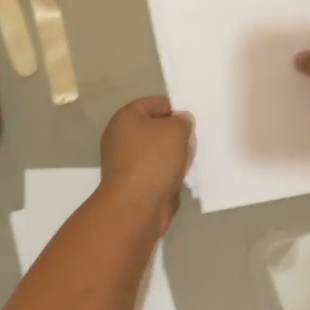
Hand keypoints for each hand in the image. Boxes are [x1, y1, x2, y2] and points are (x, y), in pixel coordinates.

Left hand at [97, 97, 191, 235]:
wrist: (135, 206)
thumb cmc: (154, 161)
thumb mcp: (175, 131)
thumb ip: (182, 121)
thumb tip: (180, 121)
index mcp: (125, 118)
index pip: (155, 103)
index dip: (174, 110)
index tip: (190, 123)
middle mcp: (120, 136)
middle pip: (154, 128)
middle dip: (174, 135)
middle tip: (190, 142)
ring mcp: (123, 160)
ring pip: (155, 150)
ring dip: (172, 155)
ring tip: (186, 161)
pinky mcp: (130, 181)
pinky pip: (153, 169)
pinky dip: (166, 172)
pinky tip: (178, 178)